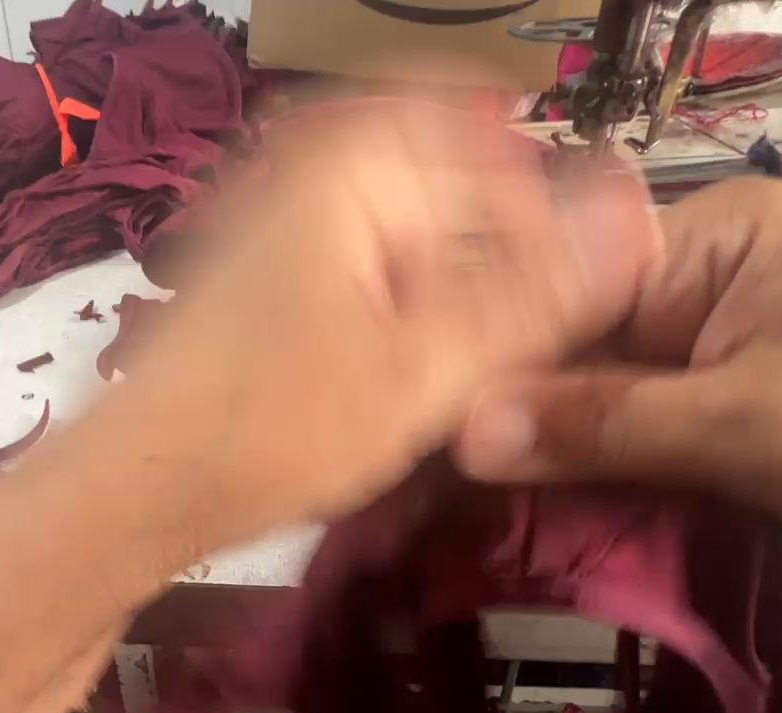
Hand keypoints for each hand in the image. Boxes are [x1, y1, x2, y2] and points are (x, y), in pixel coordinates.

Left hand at [102, 101, 659, 540]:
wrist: (144, 484)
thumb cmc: (271, 430)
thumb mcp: (424, 368)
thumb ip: (535, 294)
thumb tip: (636, 218)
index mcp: (356, 163)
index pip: (504, 159)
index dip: (547, 240)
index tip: (566, 316)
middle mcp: (309, 171)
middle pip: (452, 202)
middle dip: (490, 281)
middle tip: (505, 359)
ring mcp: (276, 222)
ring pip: (404, 248)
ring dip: (440, 310)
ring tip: (450, 381)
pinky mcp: (260, 277)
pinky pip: (356, 279)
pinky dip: (389, 323)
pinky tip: (391, 382)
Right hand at [454, 177, 781, 579]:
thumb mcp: (755, 422)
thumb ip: (604, 426)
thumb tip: (462, 434)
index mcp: (698, 246)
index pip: (554, 296)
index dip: (485, 363)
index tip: (419, 434)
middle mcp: (680, 291)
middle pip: (559, 357)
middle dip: (504, 425)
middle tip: (425, 491)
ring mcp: (686, 360)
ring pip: (578, 411)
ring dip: (533, 463)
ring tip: (454, 513)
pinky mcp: (694, 419)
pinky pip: (610, 448)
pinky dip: (574, 485)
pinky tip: (521, 519)